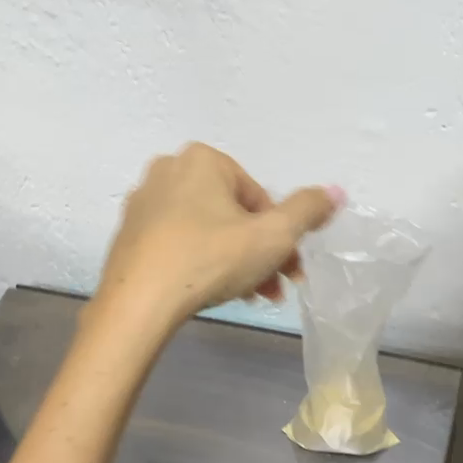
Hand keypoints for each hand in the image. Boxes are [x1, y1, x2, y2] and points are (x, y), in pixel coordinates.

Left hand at [94, 143, 340, 329]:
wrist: (139, 303)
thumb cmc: (210, 260)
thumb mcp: (273, 237)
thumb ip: (307, 211)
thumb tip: (335, 192)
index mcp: (203, 159)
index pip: (258, 198)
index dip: (281, 237)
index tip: (290, 272)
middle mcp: (167, 171)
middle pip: (231, 216)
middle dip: (258, 254)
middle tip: (273, 291)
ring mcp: (142, 205)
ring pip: (204, 233)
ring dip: (233, 265)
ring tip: (246, 298)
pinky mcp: (127, 238)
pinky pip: (175, 247)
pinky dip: (197, 267)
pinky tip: (207, 294)